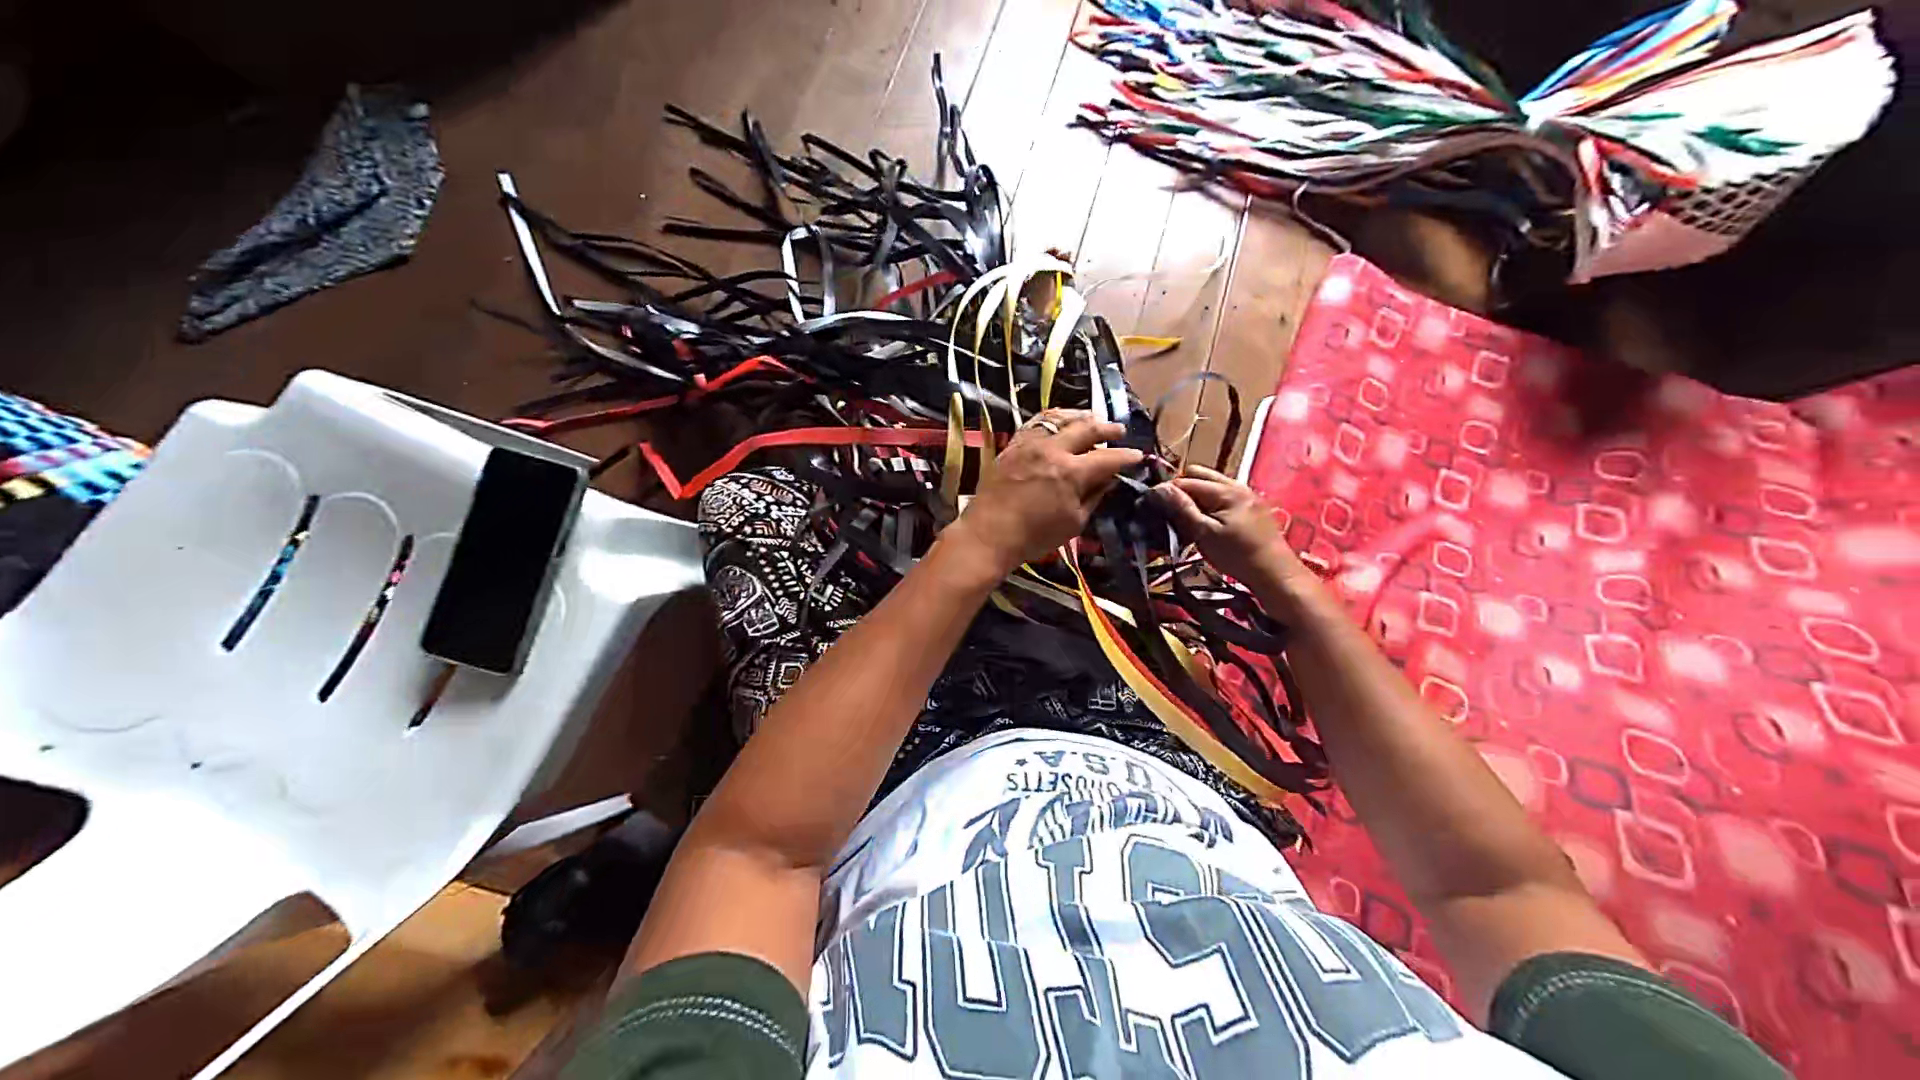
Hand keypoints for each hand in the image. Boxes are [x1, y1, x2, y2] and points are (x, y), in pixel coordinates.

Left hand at [944, 409, 1143, 574]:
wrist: (988, 535)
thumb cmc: (1034, 536)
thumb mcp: (1073, 522)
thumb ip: (1093, 496)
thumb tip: (1108, 479)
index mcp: (1071, 472)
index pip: (1107, 458)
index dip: (1126, 456)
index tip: (1137, 456)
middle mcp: (1051, 450)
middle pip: (1086, 428)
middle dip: (1107, 428)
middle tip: (1118, 430)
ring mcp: (1029, 444)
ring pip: (1058, 419)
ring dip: (1079, 417)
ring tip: (1091, 419)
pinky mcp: (1012, 446)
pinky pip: (1035, 423)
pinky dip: (1052, 420)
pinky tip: (1058, 423)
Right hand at [1151, 464, 1317, 596]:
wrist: (1275, 574)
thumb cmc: (1238, 556)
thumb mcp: (1204, 534)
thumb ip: (1182, 508)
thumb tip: (1158, 488)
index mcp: (1225, 490)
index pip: (1185, 480)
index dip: (1167, 492)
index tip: (1154, 509)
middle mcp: (1237, 485)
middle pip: (1199, 475)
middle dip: (1182, 490)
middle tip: (1172, 514)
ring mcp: (1246, 495)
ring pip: (1211, 486)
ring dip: (1196, 498)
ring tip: (1188, 521)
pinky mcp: (1251, 508)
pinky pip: (1222, 497)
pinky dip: (1209, 504)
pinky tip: (1206, 524)